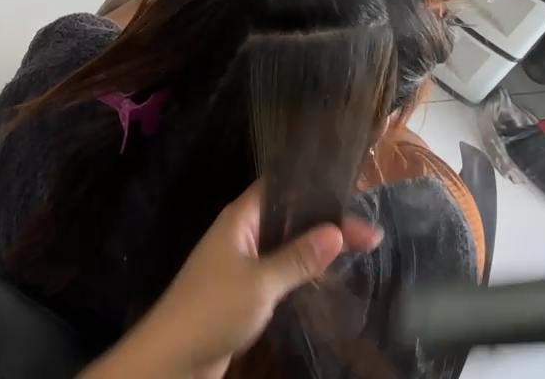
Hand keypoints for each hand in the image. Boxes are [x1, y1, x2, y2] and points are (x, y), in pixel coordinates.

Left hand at [83, 181, 382, 378]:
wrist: (173, 357)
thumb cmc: (213, 308)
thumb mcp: (260, 283)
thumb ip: (297, 257)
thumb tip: (337, 231)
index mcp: (241, 217)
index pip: (282, 187)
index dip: (316, 188)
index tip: (354, 196)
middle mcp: (242, 232)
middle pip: (290, 216)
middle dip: (327, 222)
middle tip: (371, 235)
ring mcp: (243, 261)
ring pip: (287, 244)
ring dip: (318, 247)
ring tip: (360, 250)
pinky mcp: (245, 289)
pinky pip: (280, 269)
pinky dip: (304, 270)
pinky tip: (328, 277)